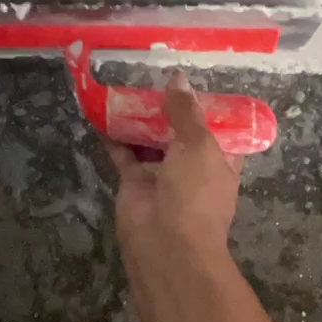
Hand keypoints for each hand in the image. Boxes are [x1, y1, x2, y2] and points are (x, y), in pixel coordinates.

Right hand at [105, 70, 245, 264]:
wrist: (166, 245)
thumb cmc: (196, 193)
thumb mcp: (199, 145)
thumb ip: (186, 112)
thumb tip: (178, 78)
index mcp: (219, 160)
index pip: (216, 128)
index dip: (205, 106)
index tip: (191, 81)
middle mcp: (192, 165)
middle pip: (178, 129)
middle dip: (166, 106)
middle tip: (151, 75)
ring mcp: (162, 174)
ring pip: (149, 138)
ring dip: (139, 116)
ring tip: (126, 85)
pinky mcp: (134, 181)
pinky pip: (123, 151)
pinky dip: (113, 133)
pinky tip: (101, 109)